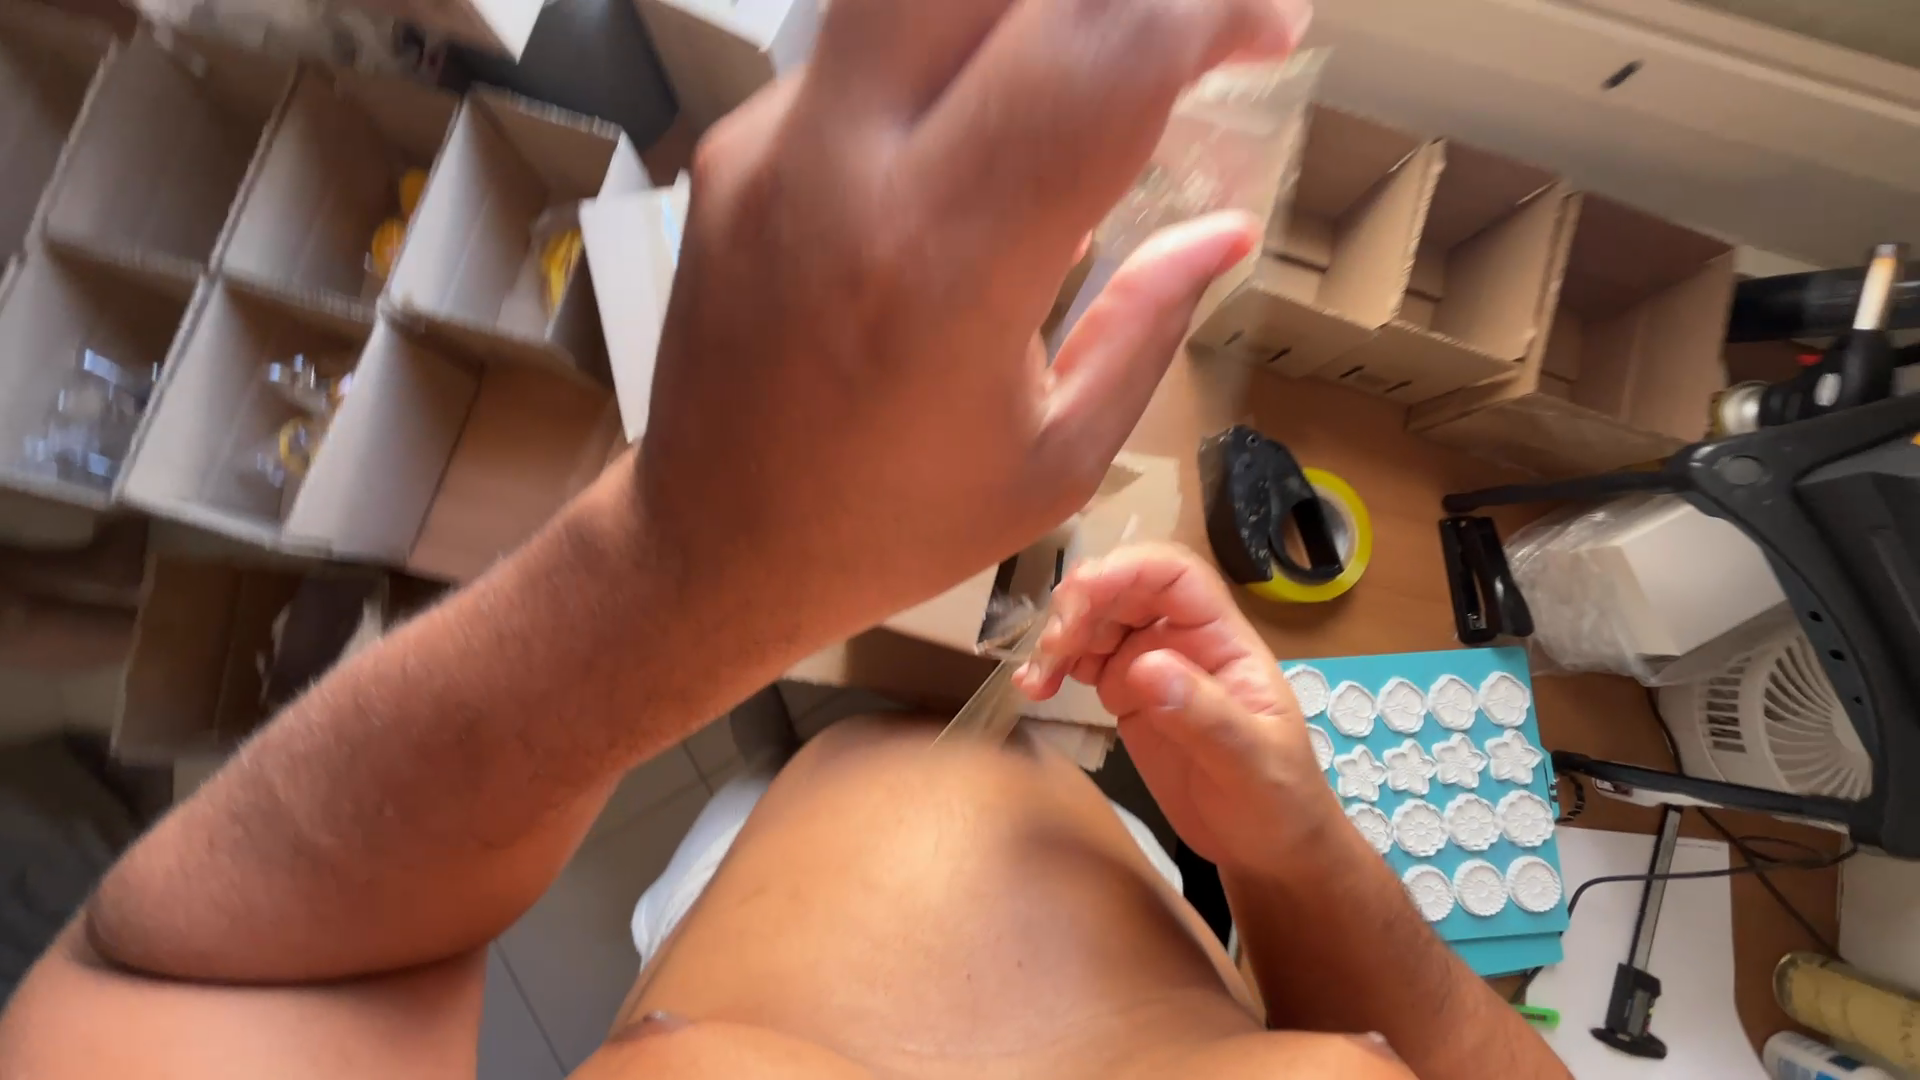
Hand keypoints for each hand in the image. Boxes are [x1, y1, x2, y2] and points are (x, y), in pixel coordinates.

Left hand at [638, 0, 1312, 653]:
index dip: (1210, 9)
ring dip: (1022, 12)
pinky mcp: (732, 151)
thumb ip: (1147, 331)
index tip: (1266, 30)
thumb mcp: (1051, 466)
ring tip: (1077, 79)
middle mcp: (845, 172)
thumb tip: (1224, 232)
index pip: (1104, 55)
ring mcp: (770, 145)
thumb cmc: (892, 530)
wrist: (717, 546)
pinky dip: (940, 62)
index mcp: (948, 270)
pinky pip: (858, 54)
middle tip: (1170, 32)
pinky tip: (961, 144)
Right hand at [1015, 543, 1341, 874]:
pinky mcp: (1123, 691)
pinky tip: (1035, 687)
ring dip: (1058, 637)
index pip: (1174, 575)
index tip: (1081, 594)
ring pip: (1093, 620)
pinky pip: (1081, 661)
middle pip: (1121, 589)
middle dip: (1080, 605)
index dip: (1126, 570)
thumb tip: (1144, 667)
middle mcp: (1180, 638)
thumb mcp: (1254, 764)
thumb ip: (1206, 715)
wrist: (1261, 846)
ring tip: (1038, 679)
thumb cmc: (1277, 802)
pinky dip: (1052, 667)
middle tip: (1054, 648)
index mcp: (1220, 637)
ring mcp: (1148, 662)